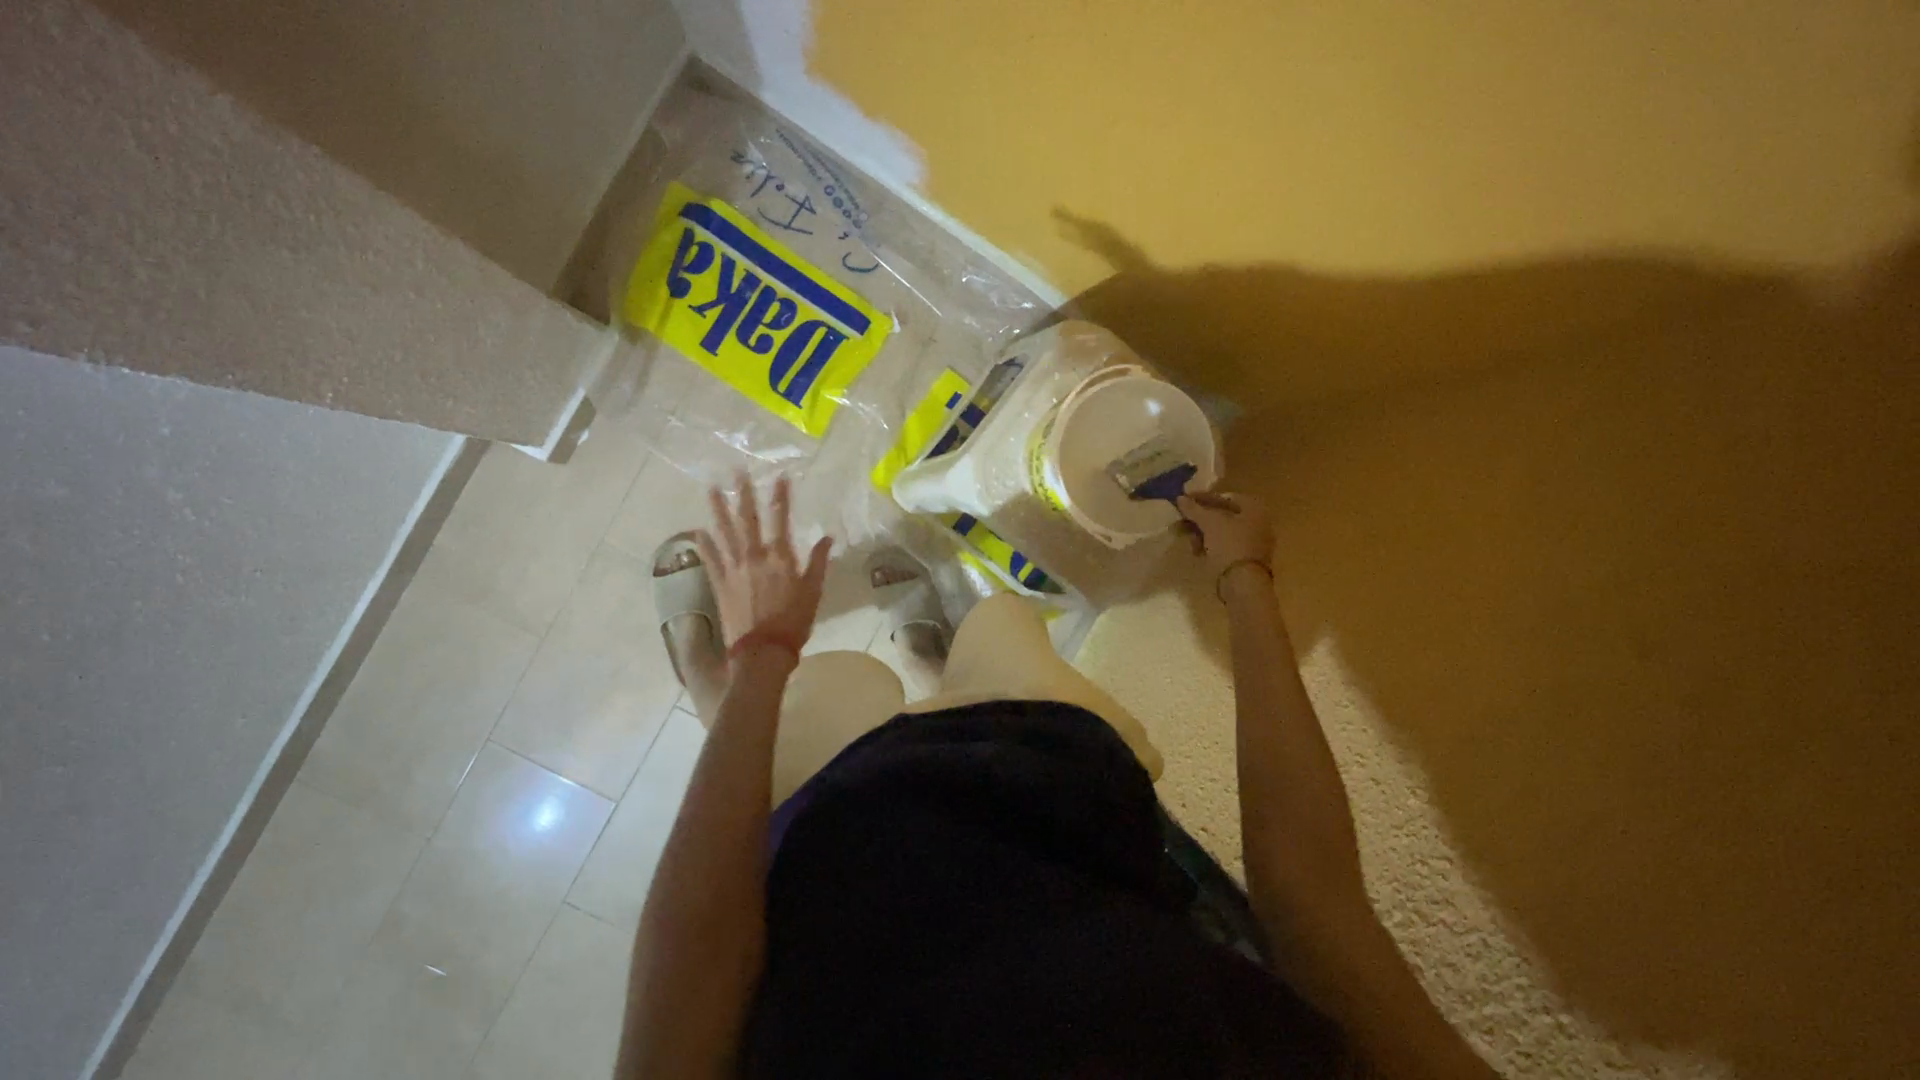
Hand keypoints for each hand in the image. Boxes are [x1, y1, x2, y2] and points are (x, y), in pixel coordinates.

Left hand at [695, 472, 832, 656]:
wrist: (761, 652)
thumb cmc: (793, 623)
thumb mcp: (813, 592)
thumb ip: (819, 562)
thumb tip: (828, 538)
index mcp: (780, 557)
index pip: (781, 518)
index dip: (781, 495)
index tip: (780, 475)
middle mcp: (754, 557)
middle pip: (748, 519)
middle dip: (744, 494)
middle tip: (736, 471)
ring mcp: (734, 570)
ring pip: (724, 533)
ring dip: (718, 510)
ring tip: (711, 489)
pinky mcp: (720, 584)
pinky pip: (710, 559)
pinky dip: (704, 544)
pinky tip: (697, 530)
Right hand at [1175, 491, 1274, 580]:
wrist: (1243, 583)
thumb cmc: (1230, 545)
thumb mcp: (1209, 523)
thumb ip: (1194, 509)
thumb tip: (1180, 498)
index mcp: (1254, 509)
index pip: (1225, 497)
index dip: (1203, 498)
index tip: (1184, 502)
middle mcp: (1258, 523)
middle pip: (1223, 515)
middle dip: (1199, 519)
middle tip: (1180, 522)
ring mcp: (1252, 543)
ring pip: (1222, 532)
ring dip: (1202, 533)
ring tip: (1187, 540)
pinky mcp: (1245, 560)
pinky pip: (1224, 547)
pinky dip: (1210, 546)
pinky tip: (1197, 552)